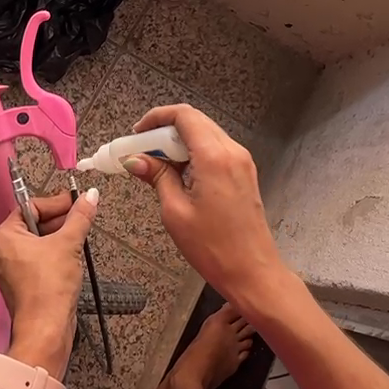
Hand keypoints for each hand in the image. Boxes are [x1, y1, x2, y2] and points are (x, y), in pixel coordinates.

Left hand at [0, 189, 98, 371]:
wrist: (46, 329)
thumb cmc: (49, 287)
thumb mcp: (68, 243)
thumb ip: (80, 217)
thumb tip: (90, 196)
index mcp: (5, 236)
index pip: (31, 206)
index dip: (56, 202)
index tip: (77, 201)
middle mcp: (2, 251)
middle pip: (33, 223)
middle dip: (59, 219)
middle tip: (82, 216)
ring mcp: (11, 269)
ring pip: (38, 242)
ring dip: (59, 236)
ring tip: (81, 234)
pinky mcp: (22, 284)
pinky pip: (38, 259)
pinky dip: (54, 253)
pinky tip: (73, 253)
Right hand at [126, 105, 291, 306]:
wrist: (254, 273)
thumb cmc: (214, 248)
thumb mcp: (175, 212)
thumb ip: (157, 177)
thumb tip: (135, 160)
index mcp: (214, 157)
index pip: (184, 116)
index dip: (156, 117)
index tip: (137, 133)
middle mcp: (232, 152)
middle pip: (195, 121)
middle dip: (164, 130)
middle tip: (141, 150)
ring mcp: (242, 161)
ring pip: (205, 134)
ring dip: (178, 143)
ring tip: (155, 164)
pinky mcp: (244, 173)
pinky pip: (215, 150)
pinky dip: (193, 153)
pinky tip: (178, 173)